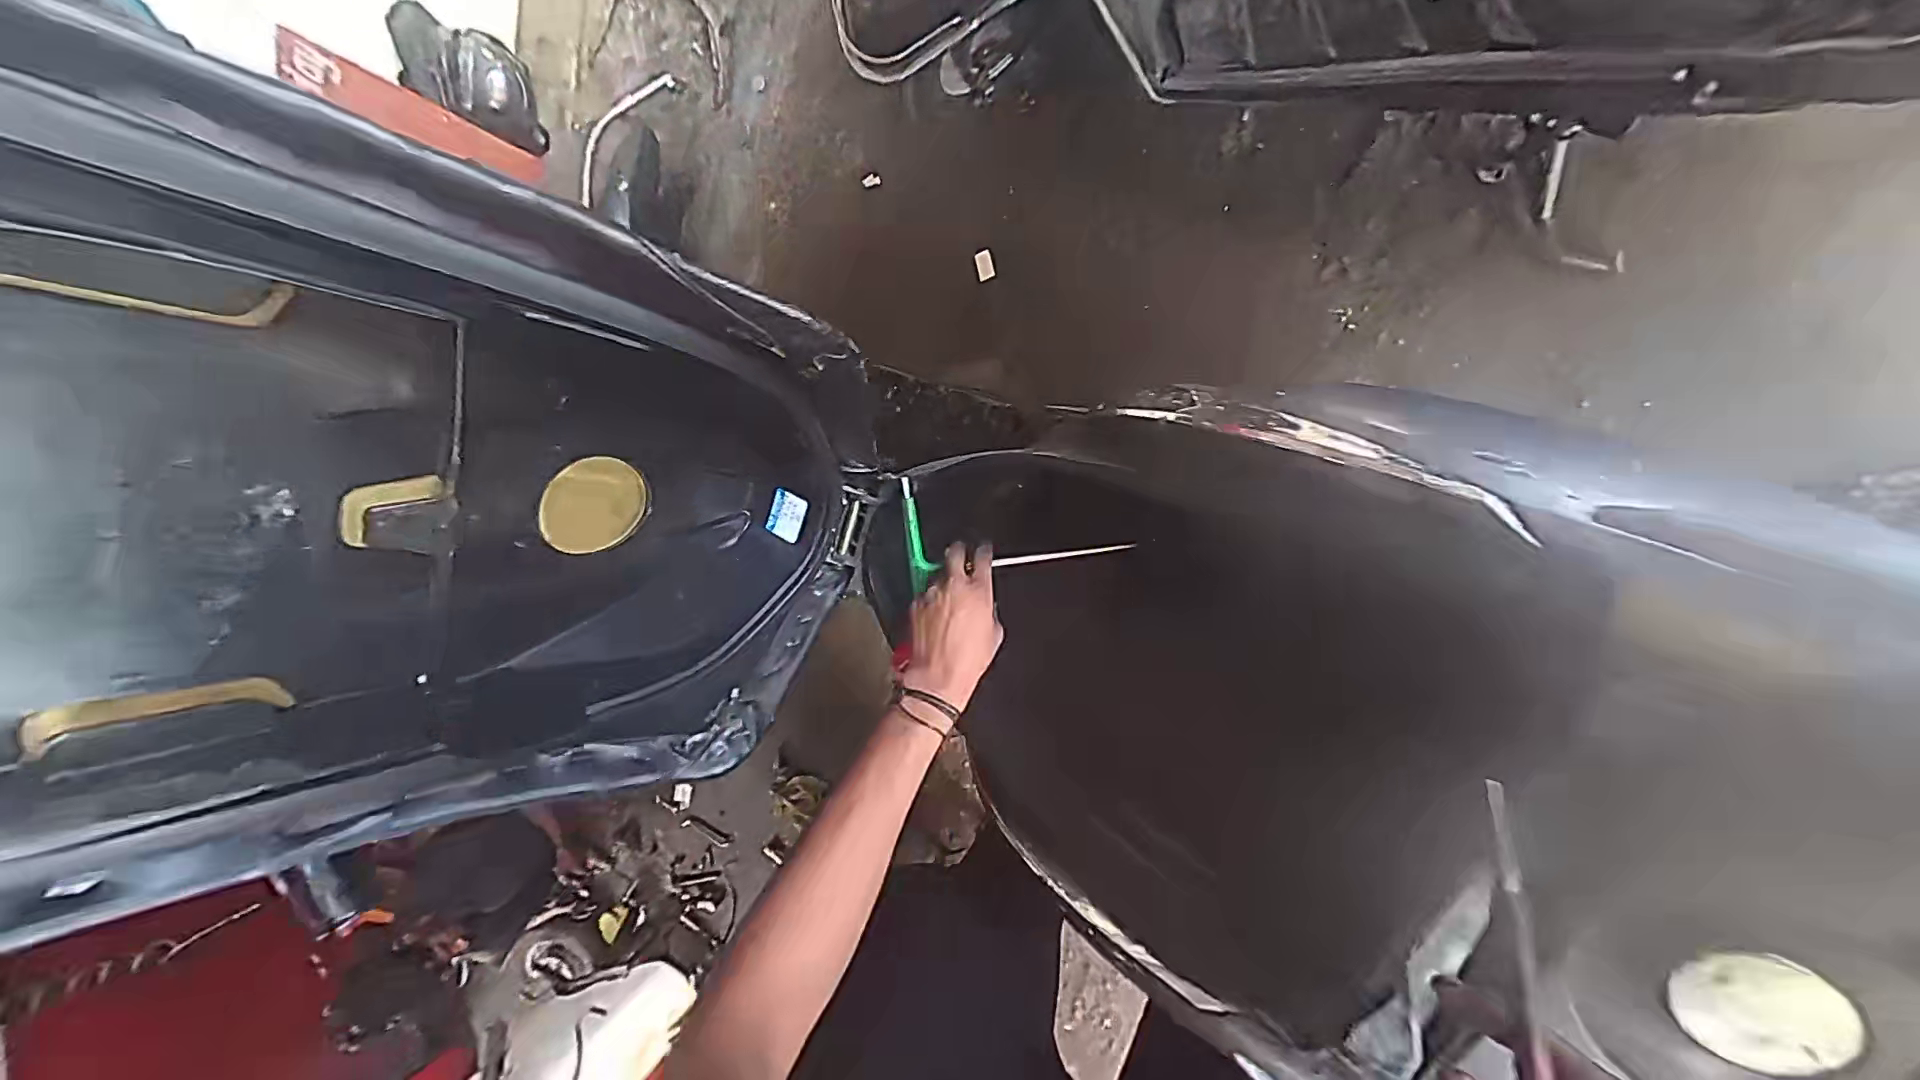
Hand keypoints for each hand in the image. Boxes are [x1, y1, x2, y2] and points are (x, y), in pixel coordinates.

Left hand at [900, 542, 1003, 712]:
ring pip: (937, 575)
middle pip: (954, 553)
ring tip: (946, 599)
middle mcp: (954, 587)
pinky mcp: (915, 604)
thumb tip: (986, 608)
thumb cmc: (966, 662)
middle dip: (959, 552)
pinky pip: (924, 594)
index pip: (982, 557)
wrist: (937, 676)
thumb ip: (990, 612)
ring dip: (942, 582)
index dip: (983, 551)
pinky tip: (934, 615)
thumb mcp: (994, 635)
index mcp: (979, 591)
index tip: (983, 550)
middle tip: (960, 556)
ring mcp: (932, 593)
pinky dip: (929, 600)